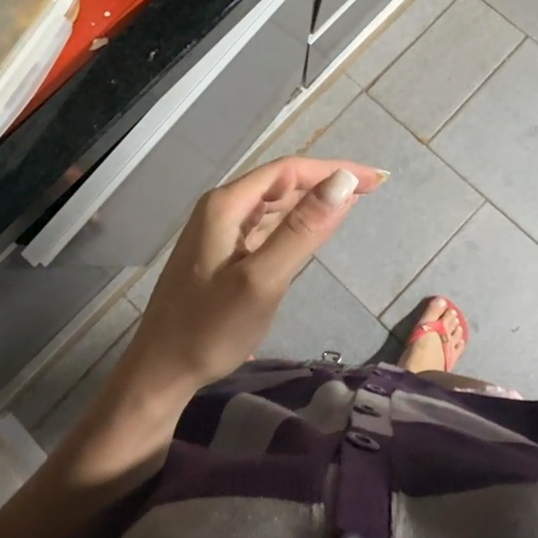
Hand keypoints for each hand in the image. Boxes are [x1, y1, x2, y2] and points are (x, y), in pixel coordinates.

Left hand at [118, 157, 385, 402]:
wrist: (161, 369)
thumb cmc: (211, 327)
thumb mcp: (263, 279)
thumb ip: (302, 230)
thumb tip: (344, 180)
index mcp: (226, 205)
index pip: (288, 170)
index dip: (333, 169)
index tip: (376, 179)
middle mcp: (219, 208)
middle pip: (280, 182)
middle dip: (325, 181)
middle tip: (373, 189)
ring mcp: (217, 232)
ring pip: (271, 204)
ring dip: (309, 201)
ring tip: (350, 204)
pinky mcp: (220, 254)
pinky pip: (262, 226)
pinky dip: (291, 223)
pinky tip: (308, 231)